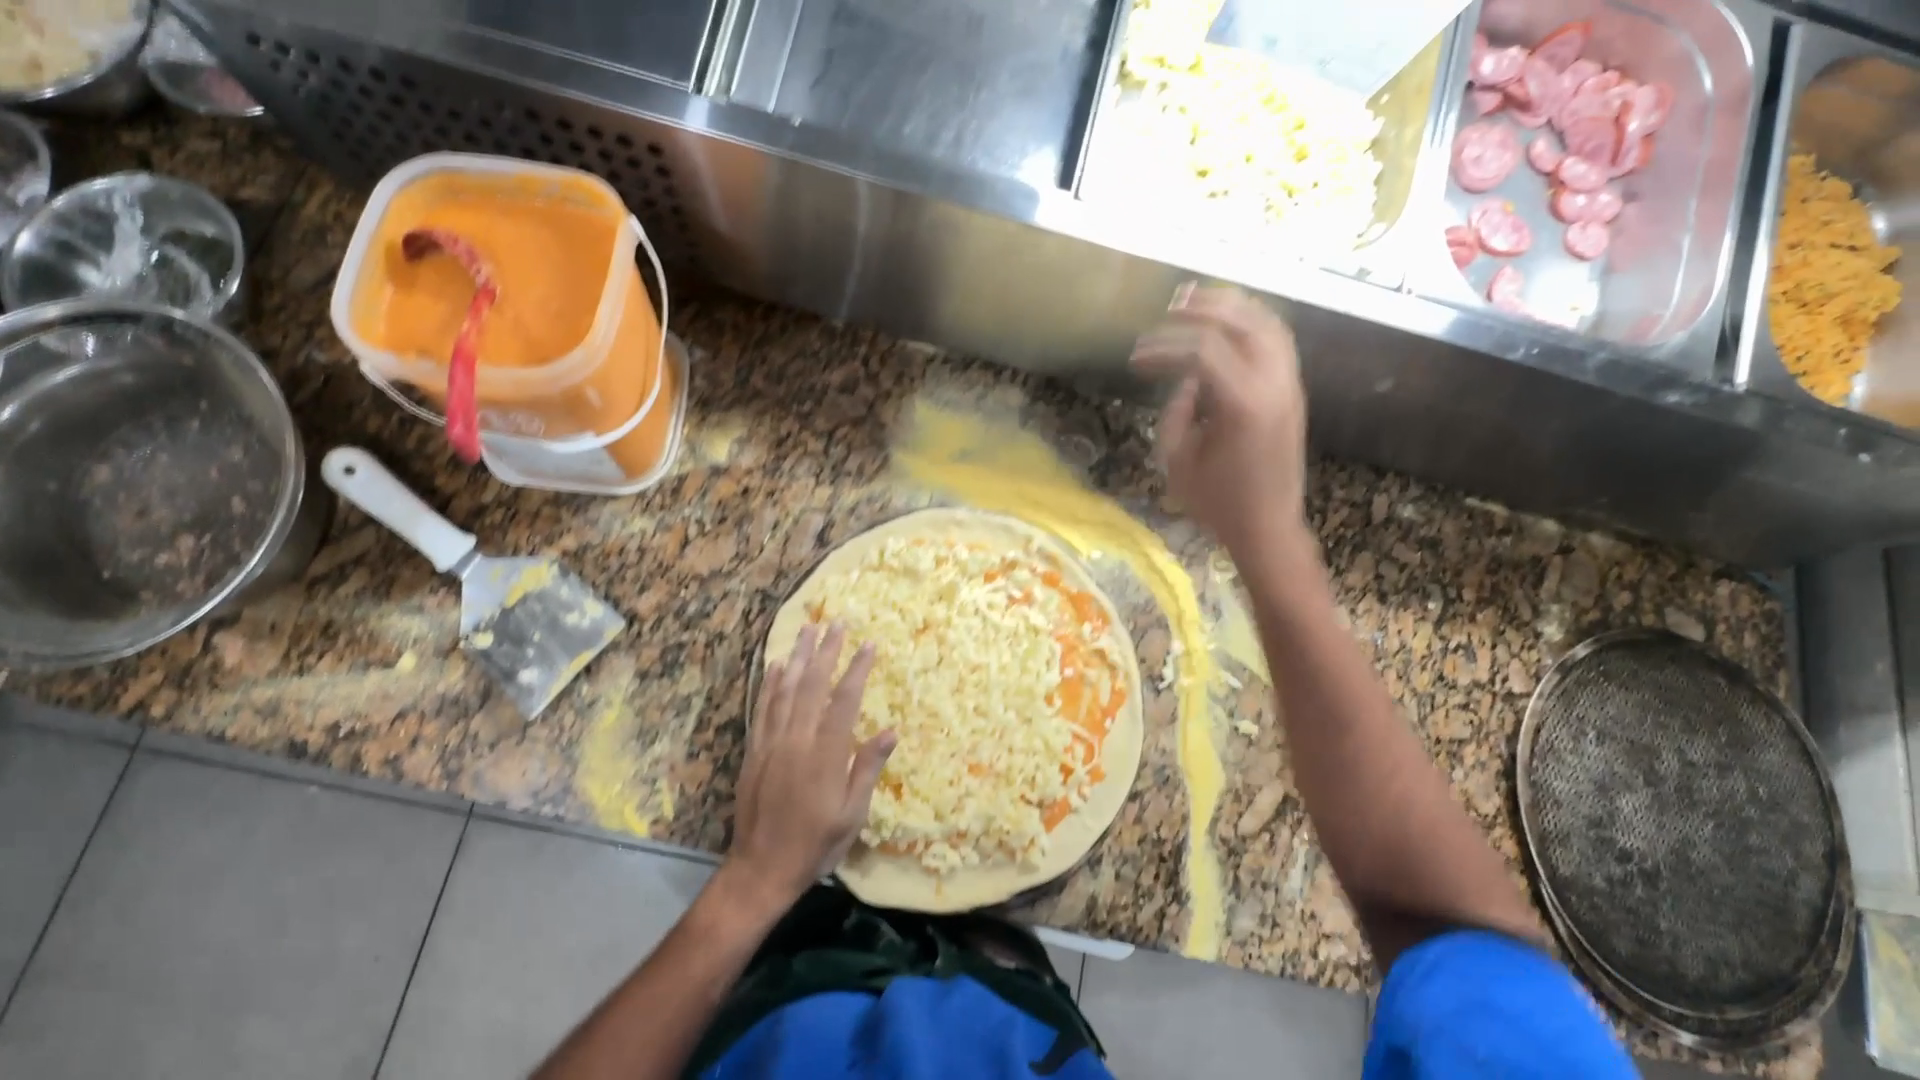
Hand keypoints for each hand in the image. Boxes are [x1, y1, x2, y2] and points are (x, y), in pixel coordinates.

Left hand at [725, 623, 896, 911]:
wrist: (761, 868)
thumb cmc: (816, 845)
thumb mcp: (851, 815)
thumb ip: (867, 769)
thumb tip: (890, 731)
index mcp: (825, 757)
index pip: (844, 702)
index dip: (857, 670)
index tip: (869, 644)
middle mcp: (796, 742)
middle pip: (812, 686)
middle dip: (826, 651)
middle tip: (837, 622)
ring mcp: (771, 744)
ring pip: (784, 690)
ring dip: (797, 657)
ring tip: (807, 629)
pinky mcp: (753, 751)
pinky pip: (762, 708)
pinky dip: (769, 684)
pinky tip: (775, 665)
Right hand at [1131, 284, 1310, 557]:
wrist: (1268, 527)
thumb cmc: (1218, 503)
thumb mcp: (1179, 460)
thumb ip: (1177, 410)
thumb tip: (1186, 380)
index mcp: (1242, 403)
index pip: (1201, 350)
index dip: (1164, 347)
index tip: (1136, 359)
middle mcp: (1273, 385)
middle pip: (1240, 322)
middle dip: (1201, 310)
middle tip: (1169, 308)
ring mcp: (1289, 386)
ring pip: (1267, 324)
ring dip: (1232, 307)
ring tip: (1199, 302)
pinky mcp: (1293, 393)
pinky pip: (1278, 341)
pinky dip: (1253, 323)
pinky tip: (1228, 325)